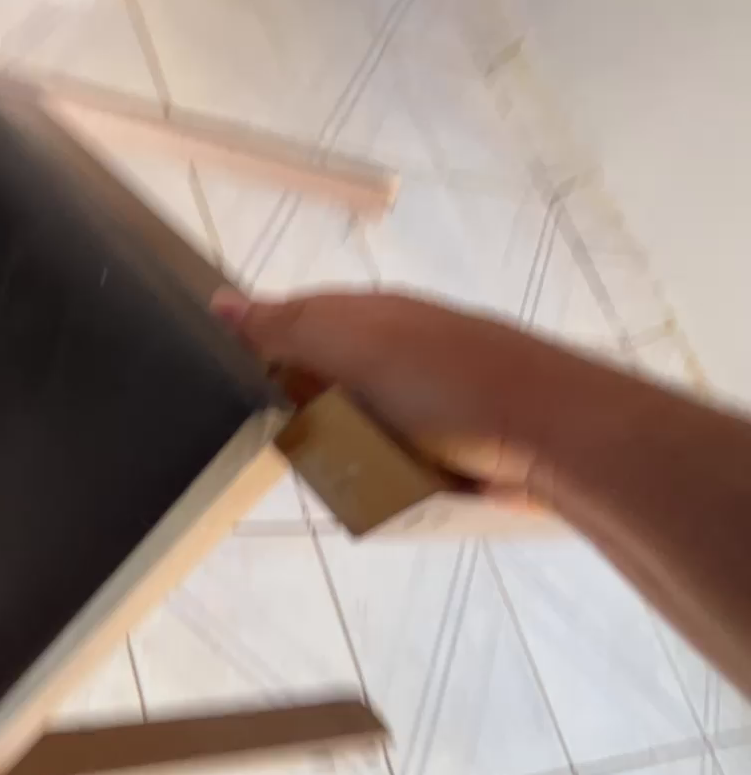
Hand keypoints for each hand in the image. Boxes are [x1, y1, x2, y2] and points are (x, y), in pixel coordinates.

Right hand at [212, 289, 583, 499]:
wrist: (559, 437)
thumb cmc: (447, 384)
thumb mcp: (352, 346)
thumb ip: (283, 327)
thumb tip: (215, 303)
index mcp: (360, 314)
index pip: (277, 322)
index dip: (244, 348)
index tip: (213, 386)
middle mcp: (379, 345)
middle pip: (299, 369)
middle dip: (273, 396)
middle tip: (245, 430)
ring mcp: (404, 390)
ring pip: (327, 409)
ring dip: (308, 432)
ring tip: (290, 457)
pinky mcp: (424, 431)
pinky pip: (361, 441)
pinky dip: (345, 454)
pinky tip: (338, 470)